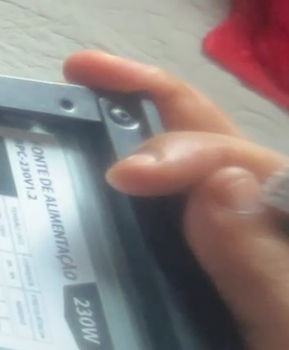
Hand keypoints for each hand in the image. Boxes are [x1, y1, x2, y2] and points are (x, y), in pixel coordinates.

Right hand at [64, 51, 288, 349]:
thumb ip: (262, 266)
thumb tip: (210, 177)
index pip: (250, 164)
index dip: (186, 150)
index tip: (121, 175)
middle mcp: (276, 232)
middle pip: (227, 144)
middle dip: (157, 98)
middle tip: (80, 71)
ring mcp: (239, 253)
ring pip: (195, 171)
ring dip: (142, 126)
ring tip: (83, 92)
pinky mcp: (202, 278)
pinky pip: (163, 216)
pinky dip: (124, 180)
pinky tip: (83, 167)